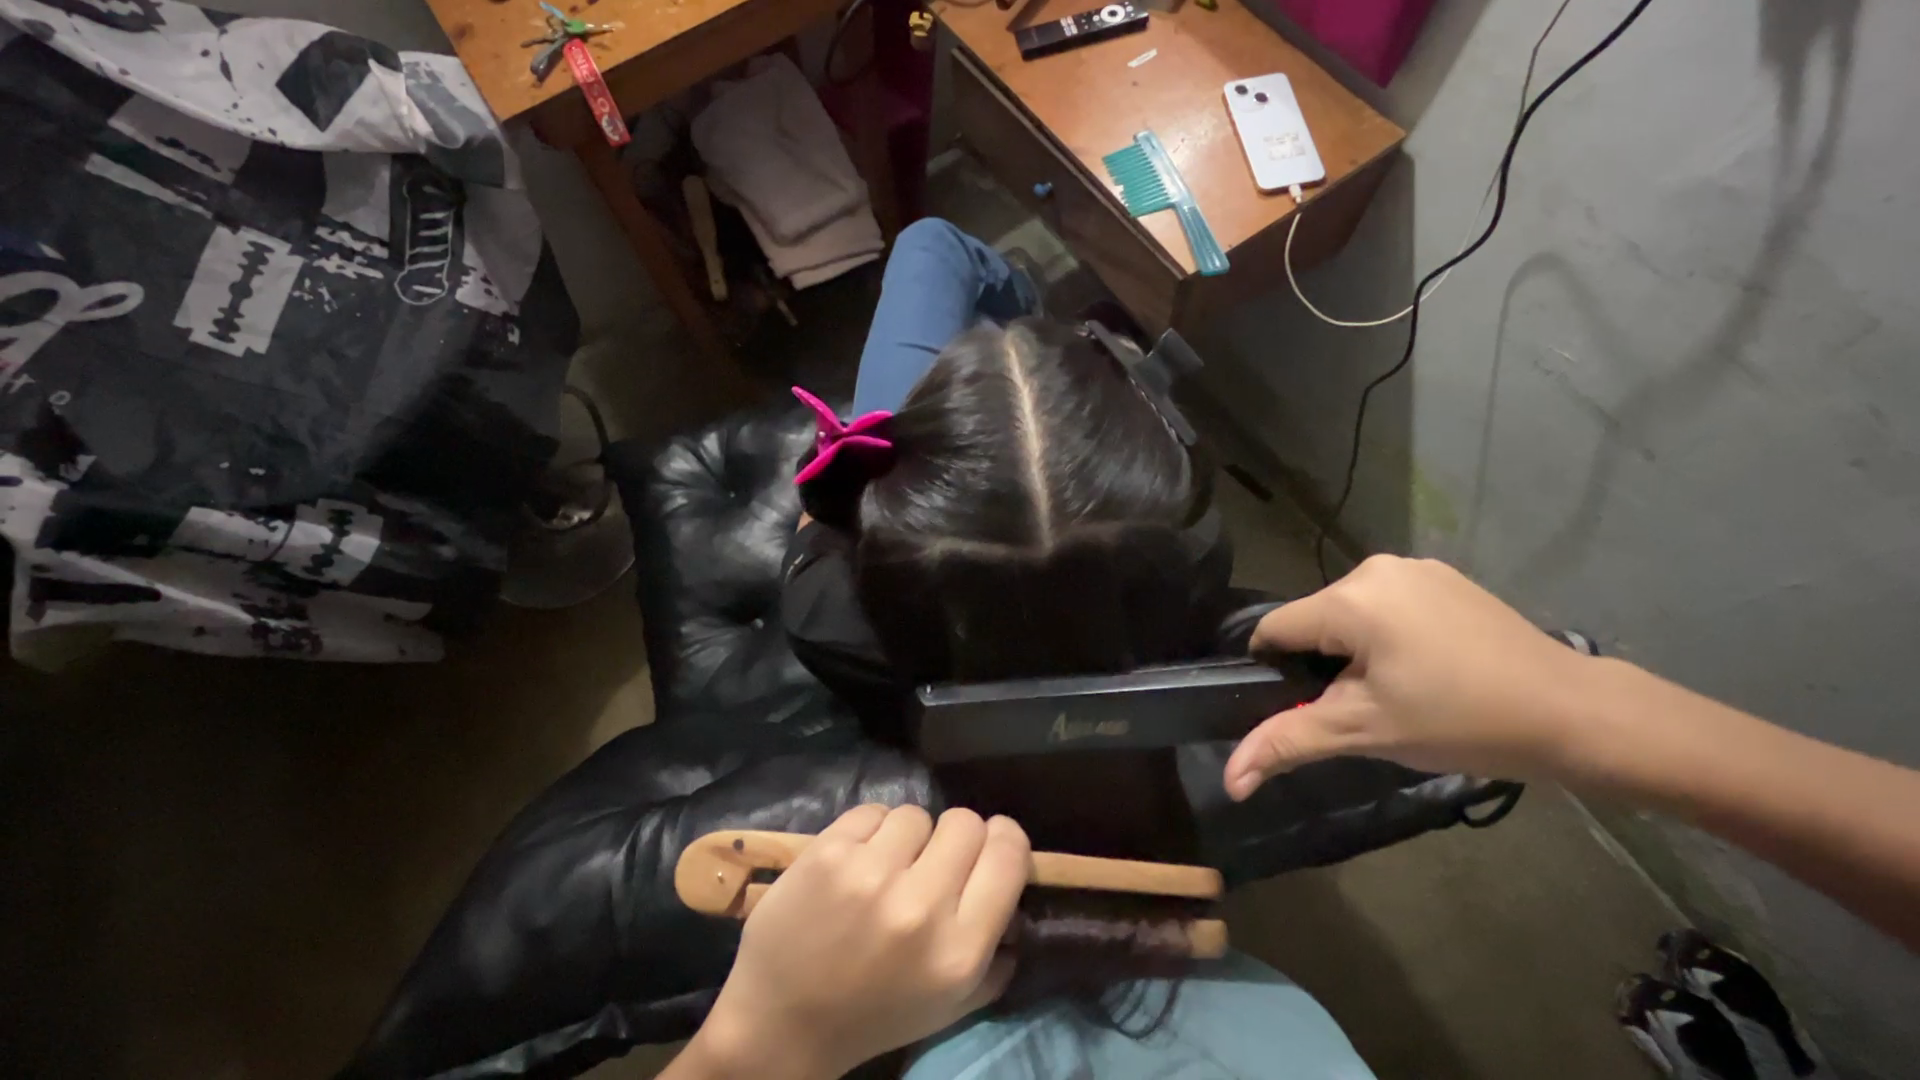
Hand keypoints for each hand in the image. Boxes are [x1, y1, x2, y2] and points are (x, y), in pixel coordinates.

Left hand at [688, 805, 1030, 1079]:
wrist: (783, 1022)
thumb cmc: (875, 1015)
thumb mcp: (952, 1004)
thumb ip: (996, 953)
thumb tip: (1018, 898)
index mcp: (960, 949)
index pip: (1008, 854)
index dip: (1004, 840)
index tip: (990, 845)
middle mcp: (921, 907)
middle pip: (966, 823)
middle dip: (955, 838)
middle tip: (933, 862)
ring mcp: (870, 875)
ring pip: (916, 814)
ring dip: (907, 837)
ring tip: (887, 866)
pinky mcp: (827, 854)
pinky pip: (872, 812)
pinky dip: (870, 832)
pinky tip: (856, 861)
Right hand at [1225, 555, 1602, 799]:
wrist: (1571, 713)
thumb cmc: (1460, 721)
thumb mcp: (1365, 732)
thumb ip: (1288, 742)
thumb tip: (1229, 781)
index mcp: (1351, 598)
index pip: (1275, 630)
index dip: (1273, 672)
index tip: (1300, 708)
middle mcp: (1376, 568)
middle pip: (1314, 622)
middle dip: (1321, 664)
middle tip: (1360, 709)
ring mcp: (1415, 568)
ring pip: (1350, 615)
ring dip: (1354, 652)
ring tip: (1394, 693)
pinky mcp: (1445, 578)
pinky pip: (1387, 606)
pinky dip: (1387, 637)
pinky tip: (1423, 670)